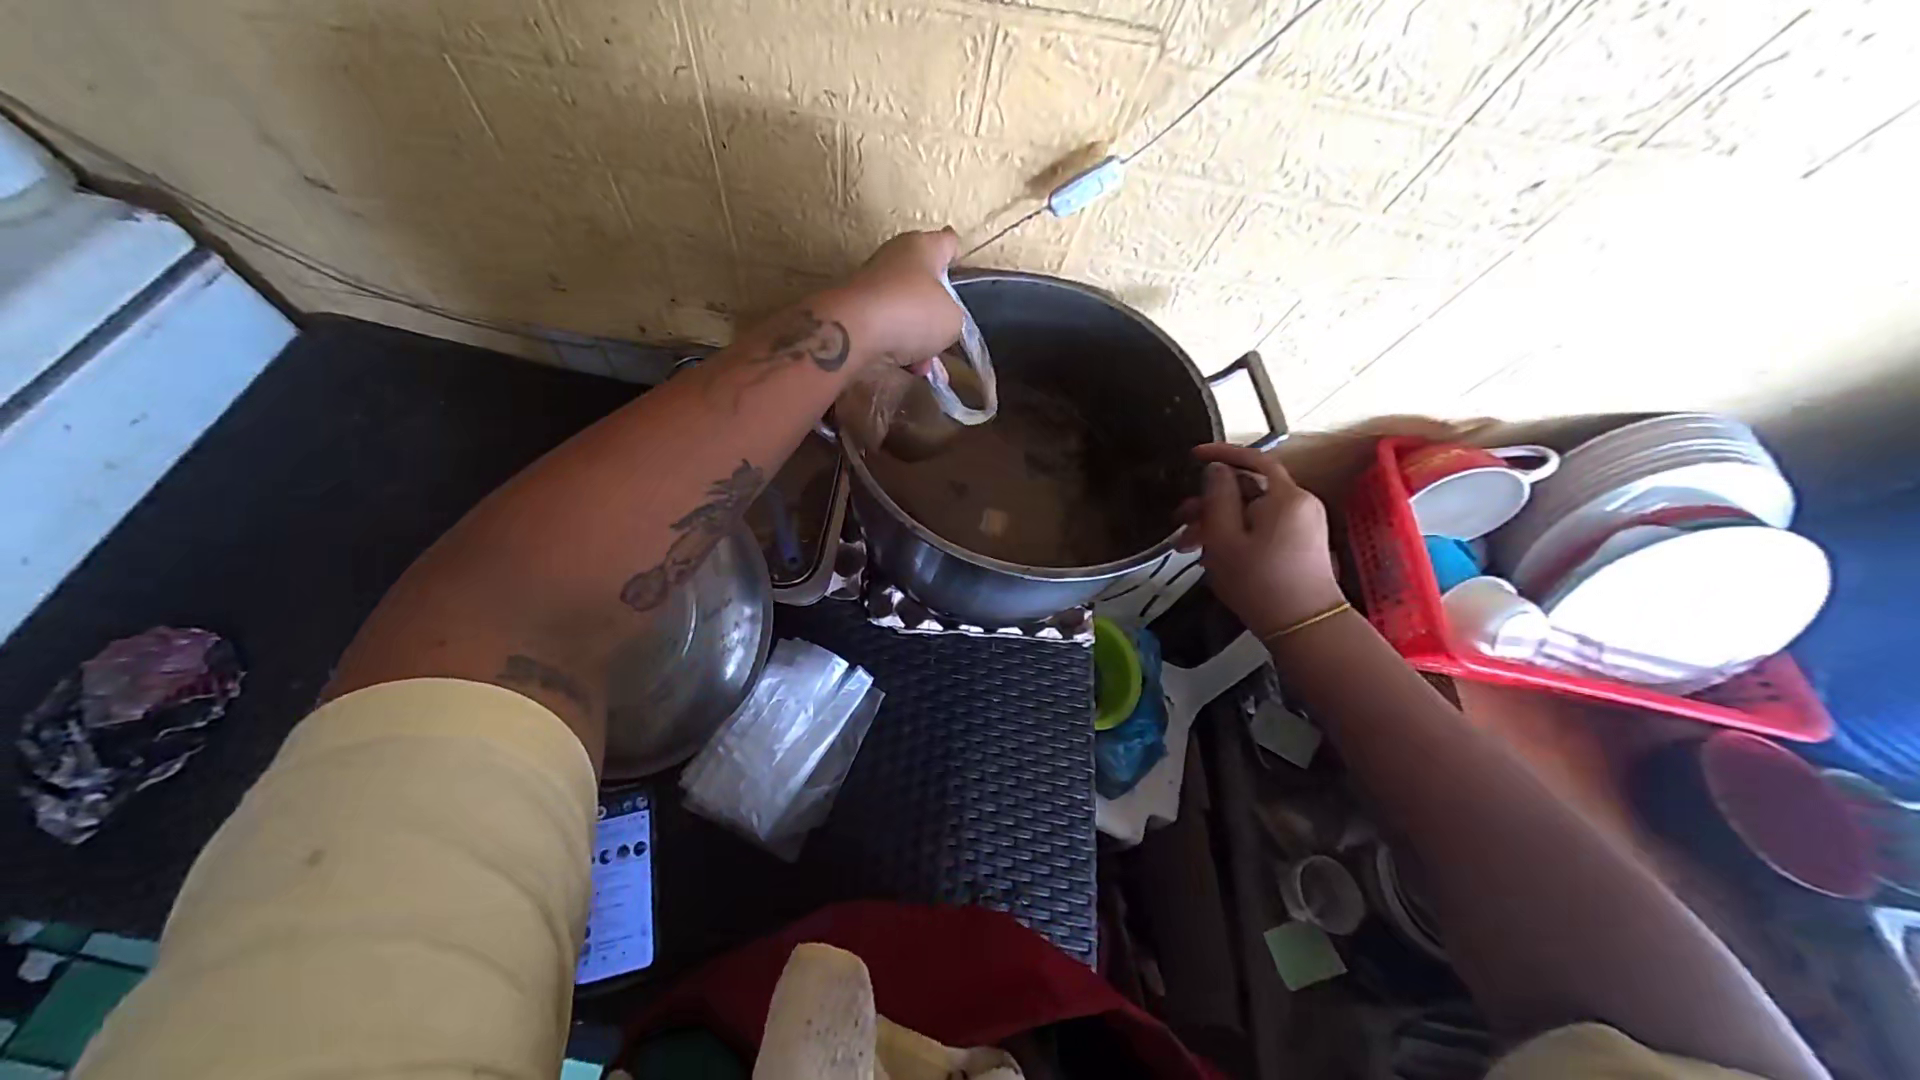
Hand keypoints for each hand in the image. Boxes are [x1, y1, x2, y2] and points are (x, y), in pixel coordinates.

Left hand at [827, 229, 963, 370]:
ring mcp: (870, 287)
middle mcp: (893, 260)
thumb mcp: (953, 319)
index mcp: (921, 247)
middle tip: (947, 334)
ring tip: (928, 364)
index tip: (963, 279)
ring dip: (918, 338)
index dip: (958, 259)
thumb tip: (940, 323)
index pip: (948, 242)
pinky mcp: (854, 313)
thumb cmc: (911, 313)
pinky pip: (886, 330)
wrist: (851, 335)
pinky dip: (897, 348)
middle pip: (924, 283)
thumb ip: (953, 316)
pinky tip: (908, 369)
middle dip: (937, 312)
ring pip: (905, 312)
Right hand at [1175, 443, 1346, 637]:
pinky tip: (1214, 555)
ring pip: (1252, 511)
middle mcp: (1300, 504)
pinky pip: (1263, 527)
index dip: (1221, 454)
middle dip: (1210, 503)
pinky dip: (1237, 534)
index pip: (1254, 460)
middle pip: (1249, 490)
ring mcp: (1304, 525)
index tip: (1192, 456)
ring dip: (1219, 523)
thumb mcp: (1223, 539)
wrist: (1303, 627)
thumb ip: (1217, 497)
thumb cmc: (1258, 582)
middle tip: (1179, 522)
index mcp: (1285, 497)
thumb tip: (1215, 469)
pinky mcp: (1302, 544)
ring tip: (1189, 547)